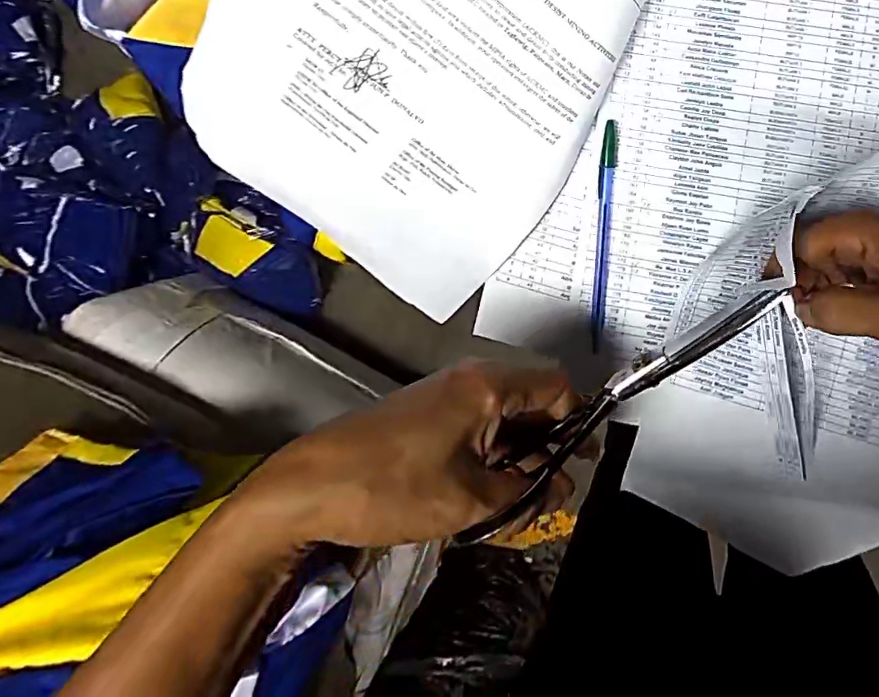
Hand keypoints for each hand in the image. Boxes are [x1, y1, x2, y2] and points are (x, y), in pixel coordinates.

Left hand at [227, 360, 579, 552]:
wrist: (297, 494)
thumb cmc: (386, 487)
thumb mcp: (469, 500)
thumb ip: (525, 491)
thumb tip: (555, 488)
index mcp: (489, 386)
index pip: (558, 388)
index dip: (578, 420)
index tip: (581, 453)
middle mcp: (471, 378)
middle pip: (533, 400)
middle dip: (547, 442)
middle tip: (550, 481)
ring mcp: (445, 392)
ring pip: (504, 414)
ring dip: (518, 450)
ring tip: (516, 493)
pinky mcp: (425, 410)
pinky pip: (477, 420)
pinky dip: (491, 448)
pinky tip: (484, 485)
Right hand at [791, 209, 878, 362]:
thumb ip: (837, 310)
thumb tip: (800, 306)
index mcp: (866, 232)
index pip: (803, 239)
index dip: (783, 269)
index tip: (775, 301)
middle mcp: (869, 232)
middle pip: (812, 247)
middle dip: (801, 280)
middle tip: (804, 315)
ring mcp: (878, 248)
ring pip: (828, 261)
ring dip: (818, 288)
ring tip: (824, 318)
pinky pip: (847, 273)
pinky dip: (836, 292)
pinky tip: (844, 315)